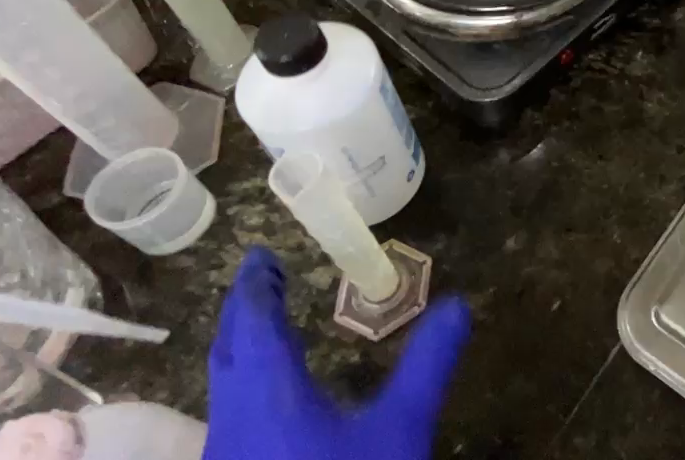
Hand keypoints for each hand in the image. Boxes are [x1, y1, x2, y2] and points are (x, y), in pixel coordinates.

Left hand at [202, 247, 470, 459]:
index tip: (261, 255)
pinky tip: (275, 400)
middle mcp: (234, 425)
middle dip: (243, 311)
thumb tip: (460, 303)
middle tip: (263, 279)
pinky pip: (231, 417)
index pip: (253, 325)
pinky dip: (249, 383)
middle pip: (228, 354)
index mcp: (270, 398)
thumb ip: (428, 362)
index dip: (256, 287)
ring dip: (243, 349)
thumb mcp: (403, 429)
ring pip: (224, 389)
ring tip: (270, 327)